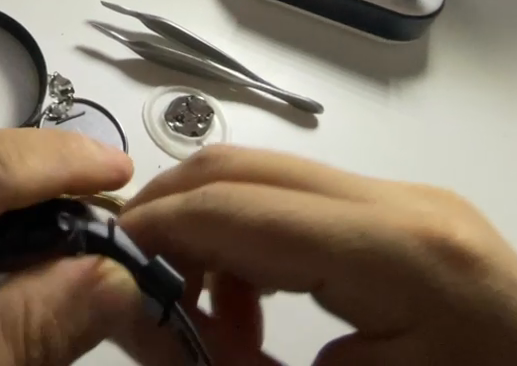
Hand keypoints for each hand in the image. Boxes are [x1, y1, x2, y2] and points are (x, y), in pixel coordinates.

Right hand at [110, 146, 516, 365]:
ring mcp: (415, 203)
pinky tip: (254, 311)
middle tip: (134, 277)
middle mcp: (406, 204)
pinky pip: (301, 204)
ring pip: (263, 178)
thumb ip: (235, 363)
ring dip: (209, 232)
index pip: (236, 208)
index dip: (155, 228)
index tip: (102, 260)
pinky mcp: (414, 217)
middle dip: (169, 214)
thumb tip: (137, 319)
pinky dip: (254, 244)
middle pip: (240, 170)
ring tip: (205, 317)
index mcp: (403, 255)